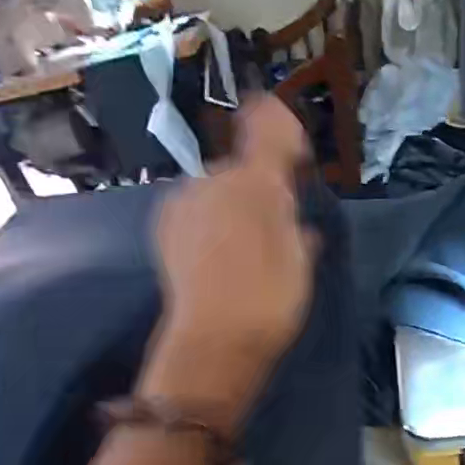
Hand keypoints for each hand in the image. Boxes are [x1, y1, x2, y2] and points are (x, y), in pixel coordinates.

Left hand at [138, 97, 316, 433]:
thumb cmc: (270, 300)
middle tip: (274, 231)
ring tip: (244, 255)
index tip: (295, 161)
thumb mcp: (300, 260)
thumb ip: (296, 222)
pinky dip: (210, 226)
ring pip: (217, 192)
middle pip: (240, 168)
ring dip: (231, 209)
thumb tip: (292, 208)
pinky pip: (196, 214)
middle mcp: (212, 178)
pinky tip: (217, 260)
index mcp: (255, 181)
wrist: (215, 341)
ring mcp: (183, 202)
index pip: (267, 123)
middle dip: (257, 189)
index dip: (281, 129)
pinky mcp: (164, 228)